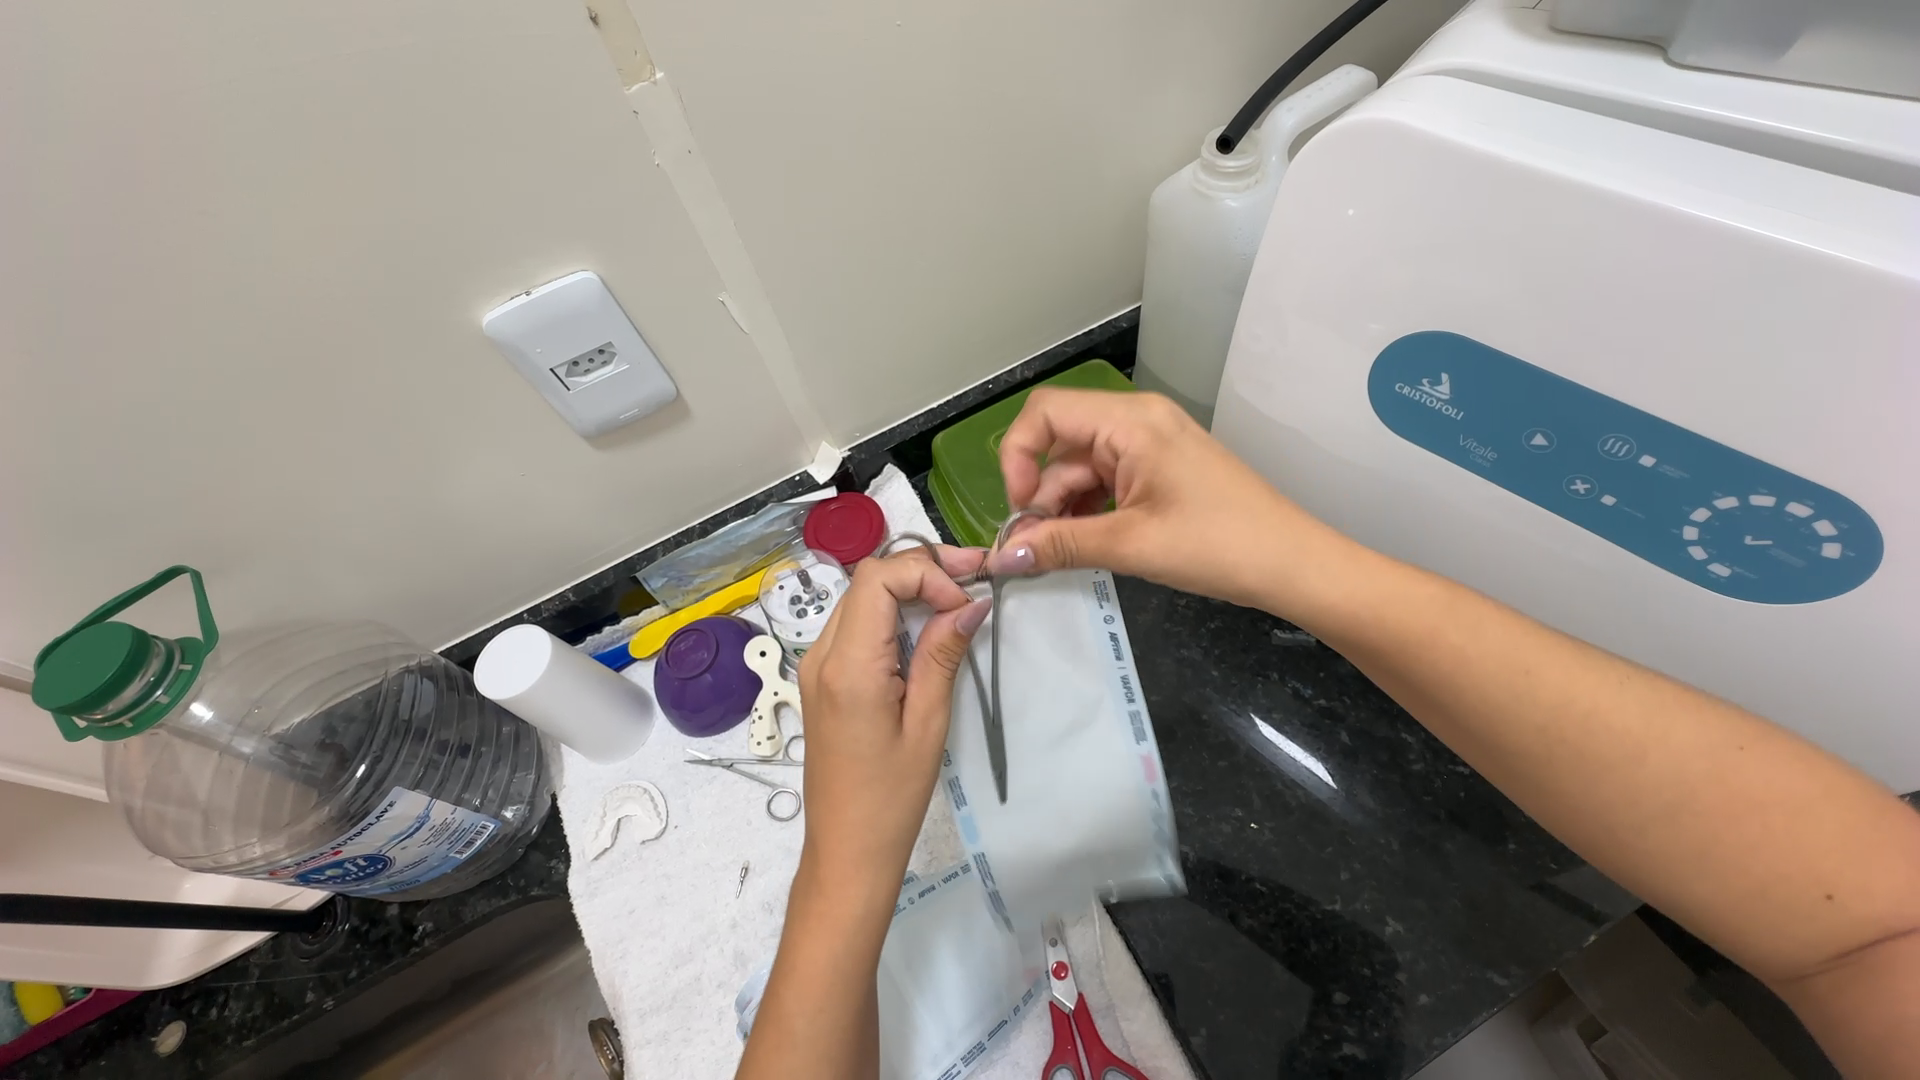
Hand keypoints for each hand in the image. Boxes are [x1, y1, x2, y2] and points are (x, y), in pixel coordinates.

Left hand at [795, 547, 990, 895]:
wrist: (846, 849)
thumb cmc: (892, 797)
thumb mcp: (928, 723)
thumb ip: (944, 653)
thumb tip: (972, 602)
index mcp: (848, 665)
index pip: (879, 579)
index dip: (927, 574)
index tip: (965, 602)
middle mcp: (821, 654)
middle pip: (868, 581)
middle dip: (922, 572)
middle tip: (974, 580)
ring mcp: (816, 665)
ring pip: (861, 598)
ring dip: (908, 591)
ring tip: (958, 602)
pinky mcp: (821, 678)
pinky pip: (856, 626)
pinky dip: (892, 616)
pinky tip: (927, 632)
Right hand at [989, 388, 1347, 612]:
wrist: (1292, 563)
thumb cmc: (1217, 544)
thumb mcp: (1130, 545)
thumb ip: (1059, 544)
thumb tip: (1002, 556)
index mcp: (1130, 422)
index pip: (1045, 413)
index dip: (1018, 457)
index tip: (1021, 509)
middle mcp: (1136, 422)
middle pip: (1060, 445)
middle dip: (1040, 495)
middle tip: (1034, 548)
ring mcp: (1149, 446)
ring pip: (1080, 469)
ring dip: (1062, 509)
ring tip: (1059, 553)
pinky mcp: (1158, 470)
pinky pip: (1105, 482)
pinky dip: (1087, 511)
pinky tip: (1085, 544)